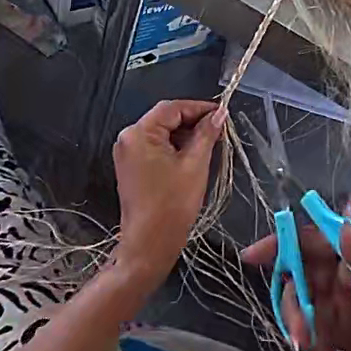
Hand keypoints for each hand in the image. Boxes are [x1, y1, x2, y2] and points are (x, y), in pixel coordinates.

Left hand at [112, 99, 227, 280]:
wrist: (150, 243)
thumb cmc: (173, 204)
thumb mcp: (195, 164)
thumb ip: (207, 133)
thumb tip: (219, 114)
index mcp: (139, 133)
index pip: (172, 108)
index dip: (199, 107)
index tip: (222, 112)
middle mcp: (128, 138)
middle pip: (165, 118)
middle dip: (193, 121)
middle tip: (220, 129)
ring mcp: (128, 153)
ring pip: (162, 133)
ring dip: (185, 135)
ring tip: (211, 143)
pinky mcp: (132, 167)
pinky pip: (156, 147)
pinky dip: (175, 147)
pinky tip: (194, 155)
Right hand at [243, 221, 350, 350]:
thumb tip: (344, 228)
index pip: (321, 239)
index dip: (286, 241)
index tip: (255, 255)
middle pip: (302, 276)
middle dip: (295, 308)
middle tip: (301, 337)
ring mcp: (340, 307)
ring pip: (301, 311)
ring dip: (308, 340)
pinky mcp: (334, 335)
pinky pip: (310, 340)